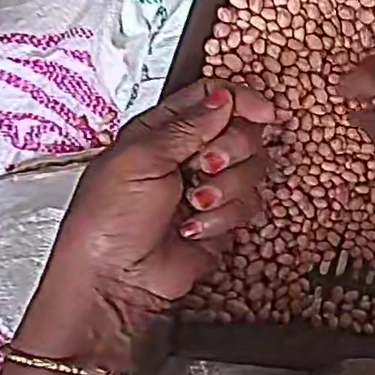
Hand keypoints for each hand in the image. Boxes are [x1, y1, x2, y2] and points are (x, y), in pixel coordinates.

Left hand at [15, 78, 273, 369]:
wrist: (118, 277)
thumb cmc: (109, 219)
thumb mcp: (140, 160)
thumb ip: (187, 126)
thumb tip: (223, 97)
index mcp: (164, 130)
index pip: (214, 97)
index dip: (243, 100)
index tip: (265, 112)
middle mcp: (191, 153)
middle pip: (243, 131)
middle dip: (233, 150)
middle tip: (206, 165)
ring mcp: (211, 184)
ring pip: (253, 169)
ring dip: (226, 189)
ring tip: (194, 204)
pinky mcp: (226, 214)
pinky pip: (250, 204)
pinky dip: (224, 217)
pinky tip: (195, 227)